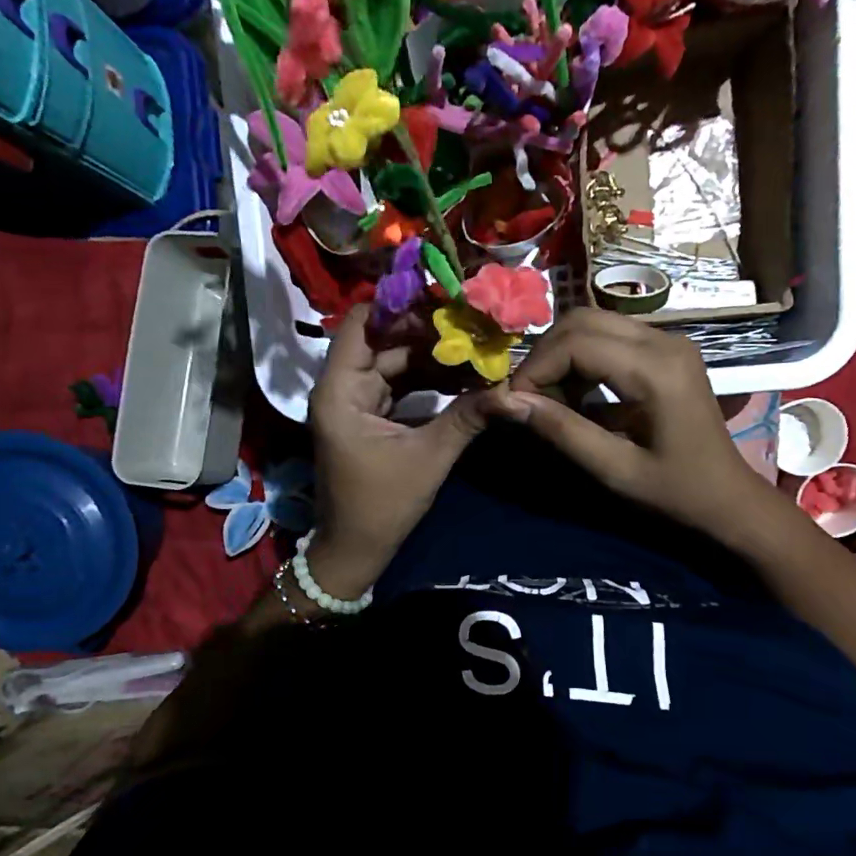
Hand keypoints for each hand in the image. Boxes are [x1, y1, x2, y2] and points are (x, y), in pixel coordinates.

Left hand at [307, 306, 508, 597]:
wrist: (356, 549)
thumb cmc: (381, 505)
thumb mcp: (429, 458)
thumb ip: (468, 418)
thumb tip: (513, 393)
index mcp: (341, 390)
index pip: (363, 324)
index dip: (402, 309)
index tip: (448, 306)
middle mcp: (342, 387)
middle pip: (384, 341)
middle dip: (430, 334)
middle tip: (476, 328)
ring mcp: (356, 401)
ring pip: (395, 362)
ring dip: (433, 357)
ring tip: (477, 349)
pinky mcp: (370, 416)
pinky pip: (399, 385)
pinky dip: (428, 380)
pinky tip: (463, 377)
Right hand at [507, 309, 775, 541]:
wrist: (728, 496)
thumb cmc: (676, 491)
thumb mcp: (615, 469)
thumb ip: (562, 431)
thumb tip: (508, 402)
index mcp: (656, 370)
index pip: (576, 343)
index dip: (537, 368)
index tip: (516, 402)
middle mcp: (664, 341)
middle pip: (582, 320)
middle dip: (546, 355)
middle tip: (529, 398)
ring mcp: (668, 340)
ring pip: (594, 323)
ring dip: (563, 354)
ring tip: (550, 398)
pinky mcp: (667, 348)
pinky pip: (611, 335)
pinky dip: (583, 356)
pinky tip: (577, 393)